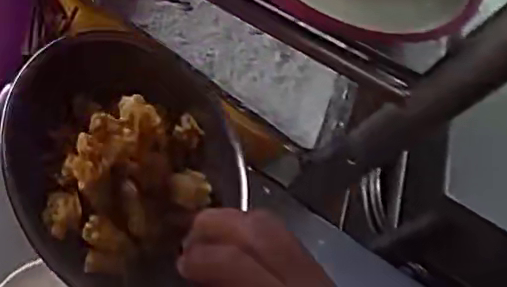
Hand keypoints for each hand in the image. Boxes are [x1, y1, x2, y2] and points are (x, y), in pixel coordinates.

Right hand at [179, 209, 333, 286]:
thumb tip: (201, 279)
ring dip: (235, 225)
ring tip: (211, 241)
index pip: (239, 263)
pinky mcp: (326, 283)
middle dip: (215, 226)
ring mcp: (323, 282)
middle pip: (259, 231)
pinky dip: (257, 239)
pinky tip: (240, 253)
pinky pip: (288, 244)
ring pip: (275, 228)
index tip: (181, 263)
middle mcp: (310, 285)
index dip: (204, 257)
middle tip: (189, 241)